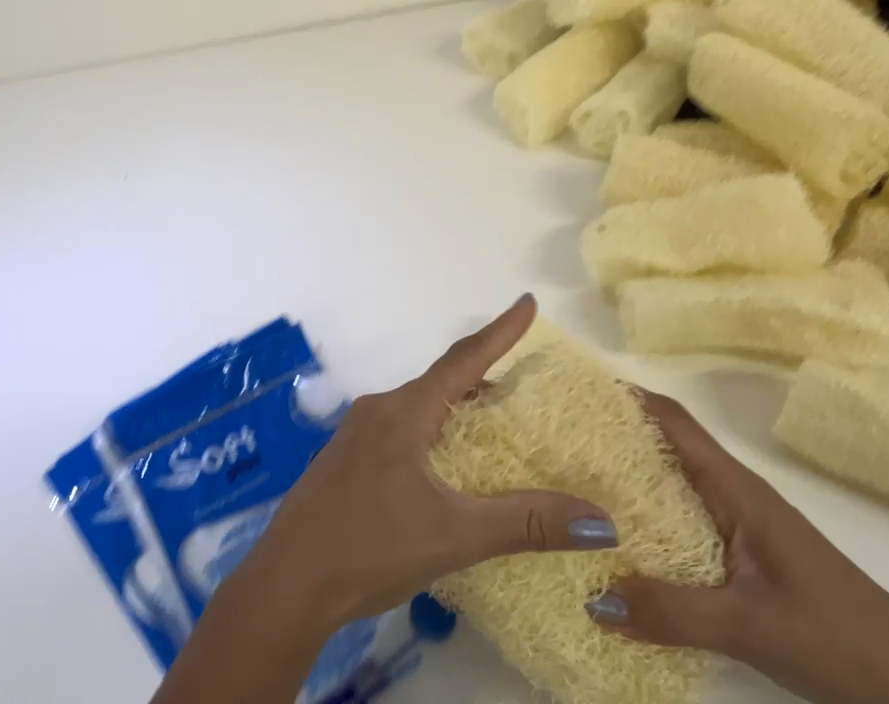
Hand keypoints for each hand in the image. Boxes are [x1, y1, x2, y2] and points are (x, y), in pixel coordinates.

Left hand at [246, 294, 619, 631]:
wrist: (286, 585)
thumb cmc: (369, 548)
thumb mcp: (455, 535)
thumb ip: (526, 524)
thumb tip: (602, 521)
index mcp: (403, 414)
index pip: (462, 361)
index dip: (499, 332)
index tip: (527, 302)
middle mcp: (378, 413)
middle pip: (440, 384)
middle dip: (483, 379)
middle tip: (524, 384)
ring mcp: (355, 439)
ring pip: (418, 411)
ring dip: (456, 411)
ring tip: (494, 425)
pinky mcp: (346, 465)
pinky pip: (400, 434)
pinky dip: (433, 435)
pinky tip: (445, 468)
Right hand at [585, 392, 888, 703]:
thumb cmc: (839, 636)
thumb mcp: (749, 625)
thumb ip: (671, 612)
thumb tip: (590, 596)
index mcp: (737, 492)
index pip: (675, 424)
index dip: (627, 398)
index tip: (573, 389)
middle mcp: (735, 500)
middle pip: (666, 451)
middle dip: (612, 439)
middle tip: (552, 442)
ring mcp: (739, 531)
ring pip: (671, 491)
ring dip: (625, 484)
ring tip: (569, 489)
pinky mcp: (742, 563)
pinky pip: (680, 528)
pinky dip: (644, 526)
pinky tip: (615, 549)